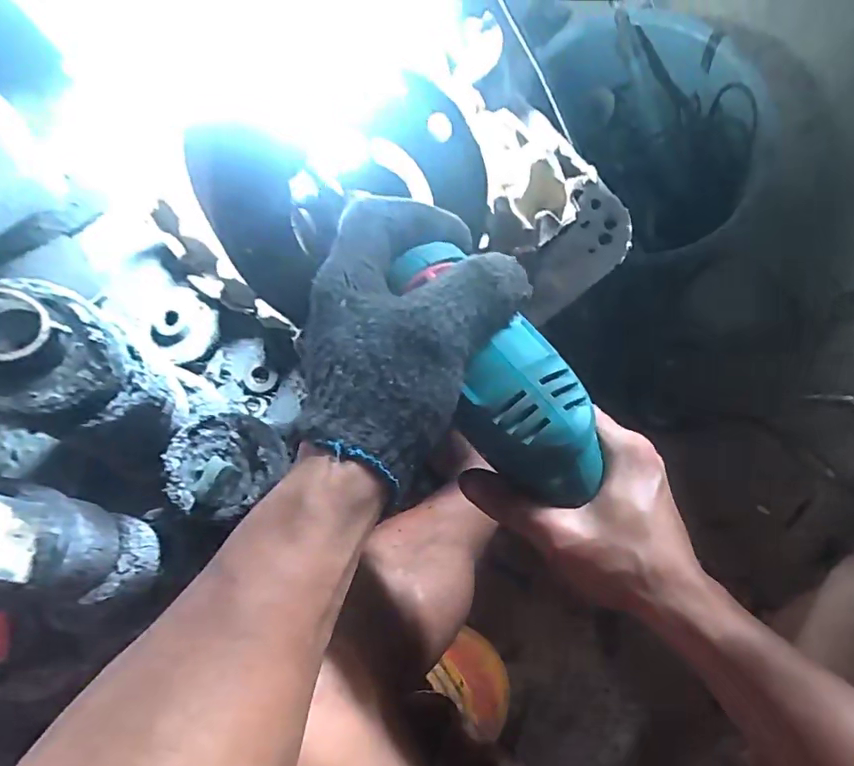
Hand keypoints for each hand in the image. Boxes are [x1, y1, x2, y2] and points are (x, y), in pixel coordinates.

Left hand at [297, 196, 530, 506]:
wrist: (360, 463)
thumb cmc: (391, 390)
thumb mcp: (442, 332)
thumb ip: (478, 292)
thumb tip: (510, 272)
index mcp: (349, 277)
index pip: (378, 216)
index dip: (425, 216)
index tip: (464, 240)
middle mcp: (343, 303)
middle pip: (392, 262)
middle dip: (440, 269)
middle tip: (476, 290)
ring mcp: (352, 342)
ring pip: (401, 304)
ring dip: (442, 309)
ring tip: (476, 328)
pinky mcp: (365, 374)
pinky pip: (404, 342)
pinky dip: (435, 342)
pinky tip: (459, 363)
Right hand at [458, 410, 705, 614]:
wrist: (672, 599)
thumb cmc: (621, 563)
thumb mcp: (560, 536)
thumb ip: (514, 507)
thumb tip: (469, 480)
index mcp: (626, 447)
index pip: (574, 408)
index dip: (537, 413)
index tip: (503, 421)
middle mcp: (640, 451)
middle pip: (582, 432)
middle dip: (544, 441)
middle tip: (505, 452)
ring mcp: (646, 472)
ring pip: (593, 455)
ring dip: (561, 464)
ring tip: (521, 473)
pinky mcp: (646, 493)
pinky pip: (605, 473)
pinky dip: (580, 479)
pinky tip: (554, 497)